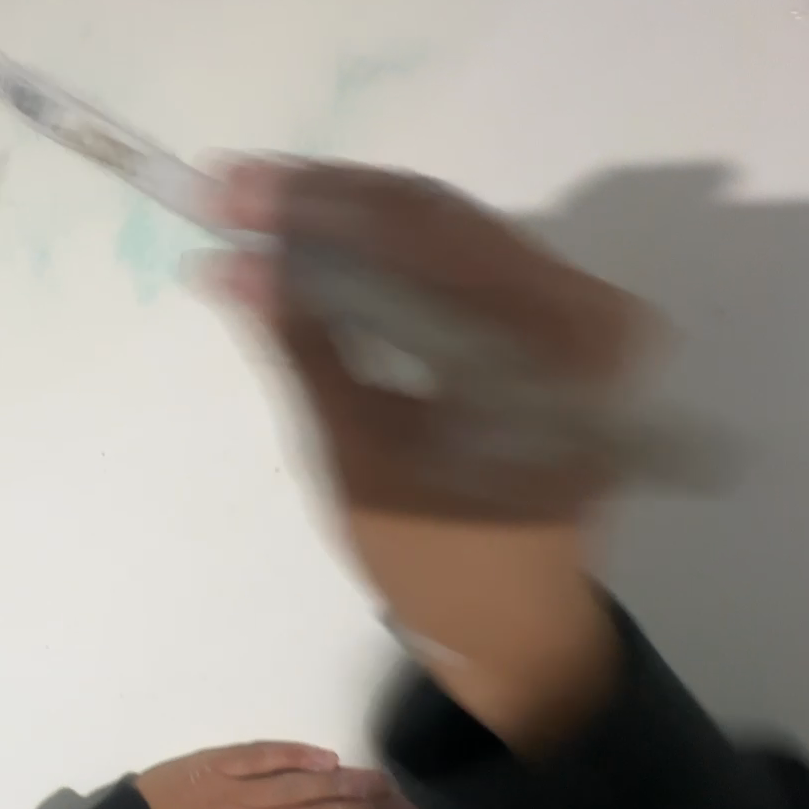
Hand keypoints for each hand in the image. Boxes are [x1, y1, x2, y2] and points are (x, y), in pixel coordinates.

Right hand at [208, 159, 631, 750]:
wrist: (505, 619)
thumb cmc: (431, 558)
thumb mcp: (354, 452)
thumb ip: (300, 346)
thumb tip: (226, 266)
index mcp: (553, 344)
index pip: (417, 236)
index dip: (310, 206)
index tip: (223, 189)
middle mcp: (586, 306)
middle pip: (433, 222)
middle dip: (319, 206)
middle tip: (225, 193)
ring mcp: (574, 313)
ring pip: (439, 240)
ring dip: (343, 228)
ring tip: (254, 217)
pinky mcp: (548, 329)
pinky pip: (450, 274)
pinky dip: (377, 265)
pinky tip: (315, 256)